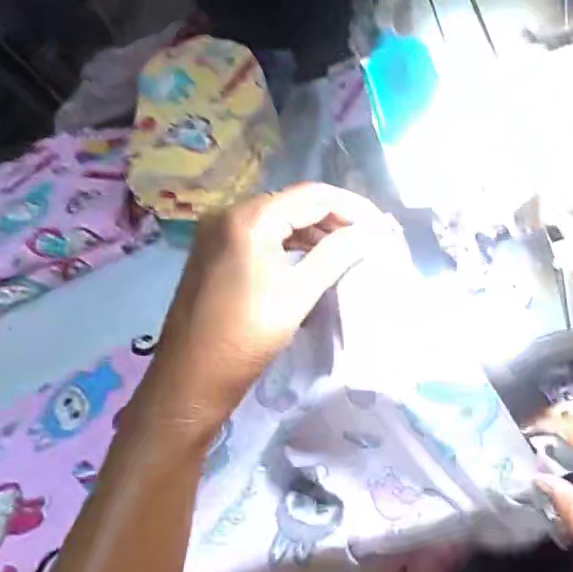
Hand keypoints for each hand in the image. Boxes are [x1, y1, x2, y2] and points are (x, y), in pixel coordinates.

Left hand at [148, 183, 390, 423]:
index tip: (382, 226)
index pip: (314, 195)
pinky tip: (312, 258)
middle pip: (295, 203)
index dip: (353, 207)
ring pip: (278, 218)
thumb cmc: (247, 335)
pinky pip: (261, 235)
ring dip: (314, 230)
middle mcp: (229, 213)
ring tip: (348, 249)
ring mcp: (218, 232)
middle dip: (335, 217)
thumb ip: (336, 255)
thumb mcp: (298, 293)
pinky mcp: (215, 251)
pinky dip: (290, 242)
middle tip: (369, 238)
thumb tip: (373, 233)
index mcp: (250, 218)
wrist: (190, 376)